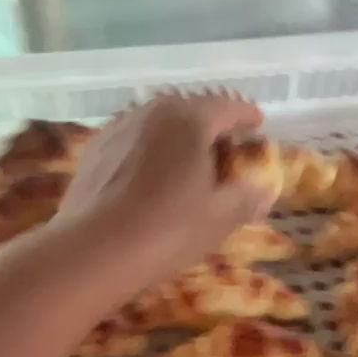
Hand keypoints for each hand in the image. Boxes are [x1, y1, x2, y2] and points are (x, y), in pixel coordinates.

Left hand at [50, 92, 274, 283]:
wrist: (93, 250)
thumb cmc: (167, 230)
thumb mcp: (219, 219)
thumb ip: (246, 198)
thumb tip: (264, 190)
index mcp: (189, 119)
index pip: (228, 106)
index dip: (247, 115)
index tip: (258, 124)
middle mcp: (153, 112)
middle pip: (190, 109)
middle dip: (211, 125)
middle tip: (225, 148)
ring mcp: (119, 127)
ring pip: (159, 124)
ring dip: (178, 137)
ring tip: (188, 162)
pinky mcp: (95, 150)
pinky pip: (134, 141)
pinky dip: (151, 151)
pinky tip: (151, 176)